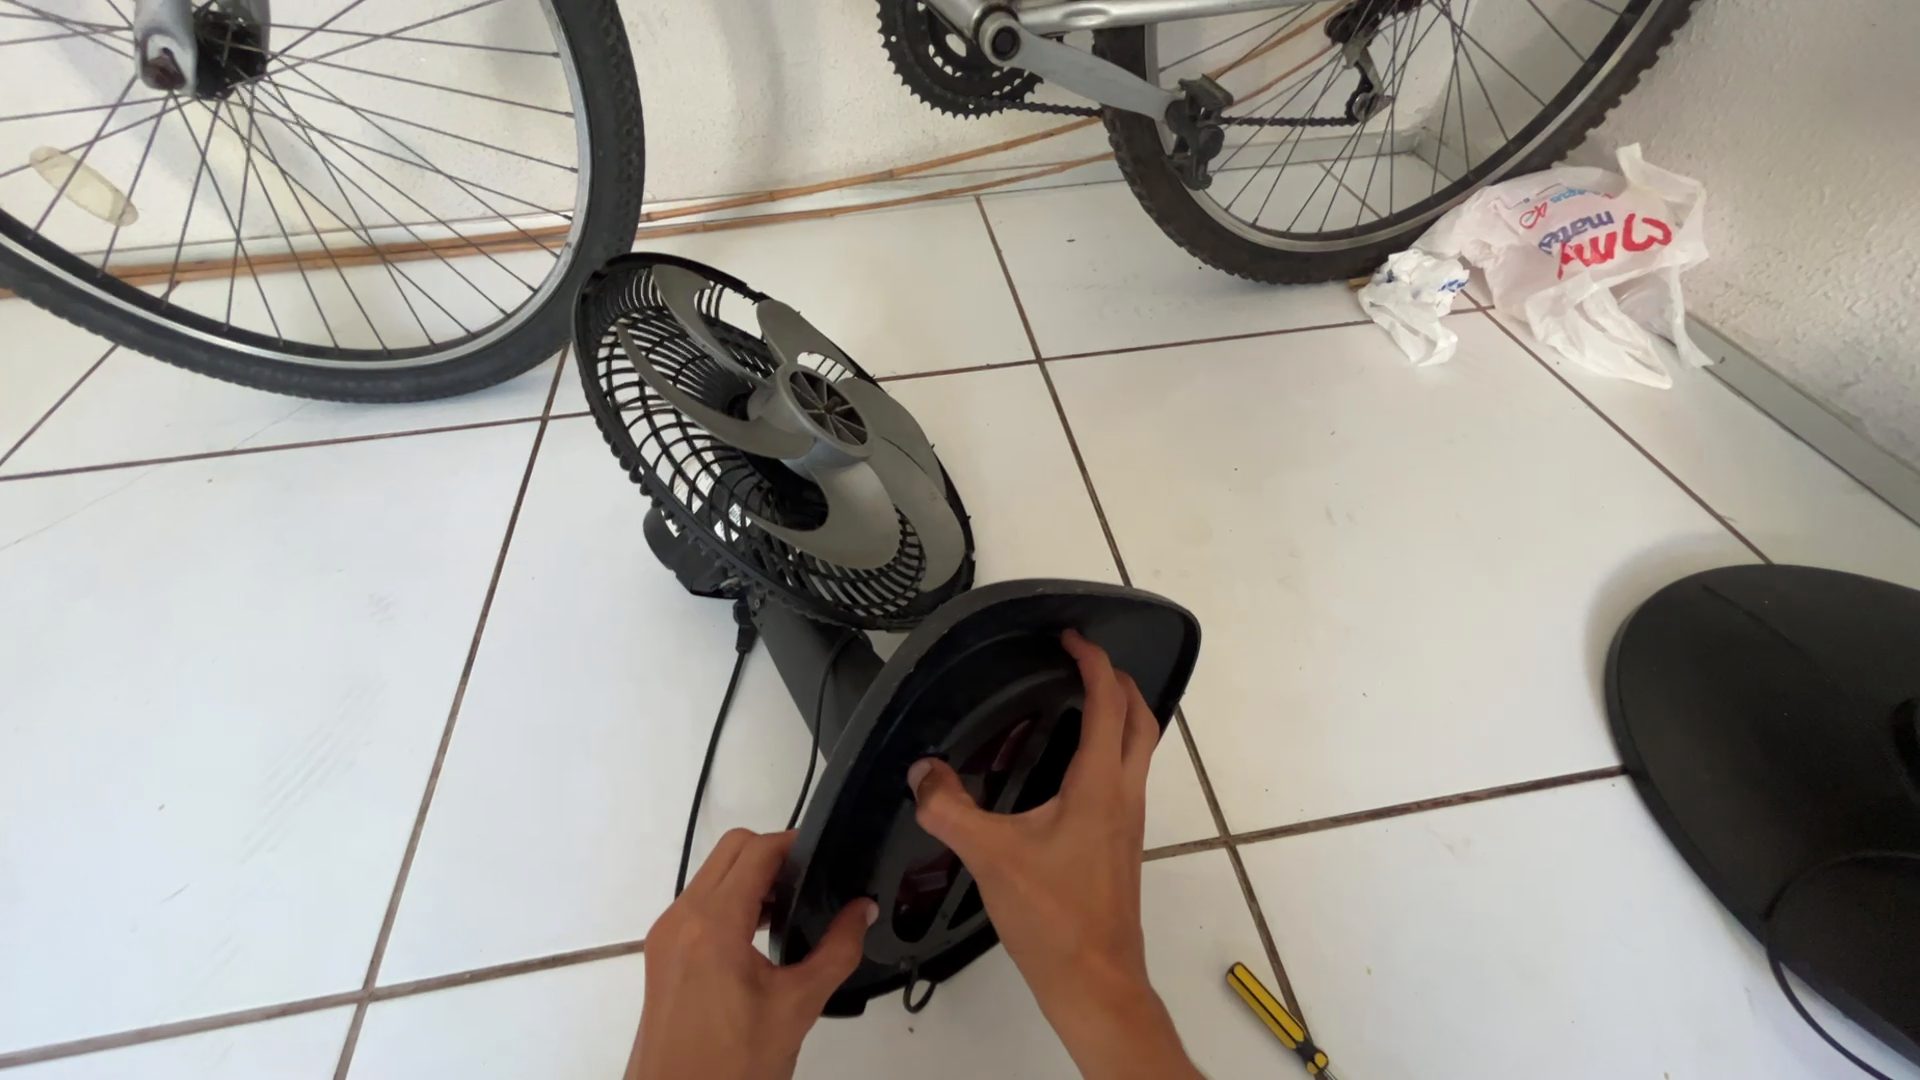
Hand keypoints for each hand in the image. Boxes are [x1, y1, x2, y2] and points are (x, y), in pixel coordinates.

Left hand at [625, 829, 876, 1079]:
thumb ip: (838, 949)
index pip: (757, 850)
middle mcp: (681, 917)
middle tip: (809, 880)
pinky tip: (760, 932)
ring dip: (750, 875)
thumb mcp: (797, 1006)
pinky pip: (699, 901)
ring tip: (790, 906)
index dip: (794, 844)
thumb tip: (865, 908)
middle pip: (732, 848)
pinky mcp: (660, 954)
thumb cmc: (735, 1064)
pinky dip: (730, 898)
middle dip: (773, 853)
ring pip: (713, 872)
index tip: (826, 857)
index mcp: (713, 923)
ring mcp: (665, 934)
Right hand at [907, 631, 1200, 1079]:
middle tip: (1085, 660)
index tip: (1074, 638)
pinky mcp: (1124, 841)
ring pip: (1140, 747)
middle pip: (1142, 718)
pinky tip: (1072, 765)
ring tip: (1082, 699)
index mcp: (1099, 785)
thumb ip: (949, 809)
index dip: (1095, 663)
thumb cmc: (1052, 916)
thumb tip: (921, 772)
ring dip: (1121, 713)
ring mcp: (1130, 819)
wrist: (1096, 981)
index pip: (1109, 704)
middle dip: (1119, 680)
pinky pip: (1128, 774)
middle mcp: (1125, 793)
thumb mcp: (990, 856)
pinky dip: (1111, 747)